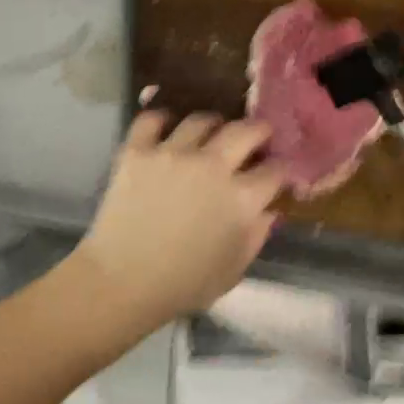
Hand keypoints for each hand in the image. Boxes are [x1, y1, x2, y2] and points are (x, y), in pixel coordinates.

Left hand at [69, 112, 285, 328]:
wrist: (124, 279)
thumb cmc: (184, 284)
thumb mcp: (234, 268)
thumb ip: (256, 234)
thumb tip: (268, 209)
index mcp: (241, 199)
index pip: (274, 171)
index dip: (280, 169)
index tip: (276, 169)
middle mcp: (210, 166)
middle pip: (244, 131)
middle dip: (257, 130)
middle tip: (257, 134)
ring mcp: (171, 153)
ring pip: (200, 120)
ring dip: (212, 124)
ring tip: (210, 131)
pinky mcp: (137, 150)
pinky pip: (151, 120)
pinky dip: (160, 120)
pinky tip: (165, 128)